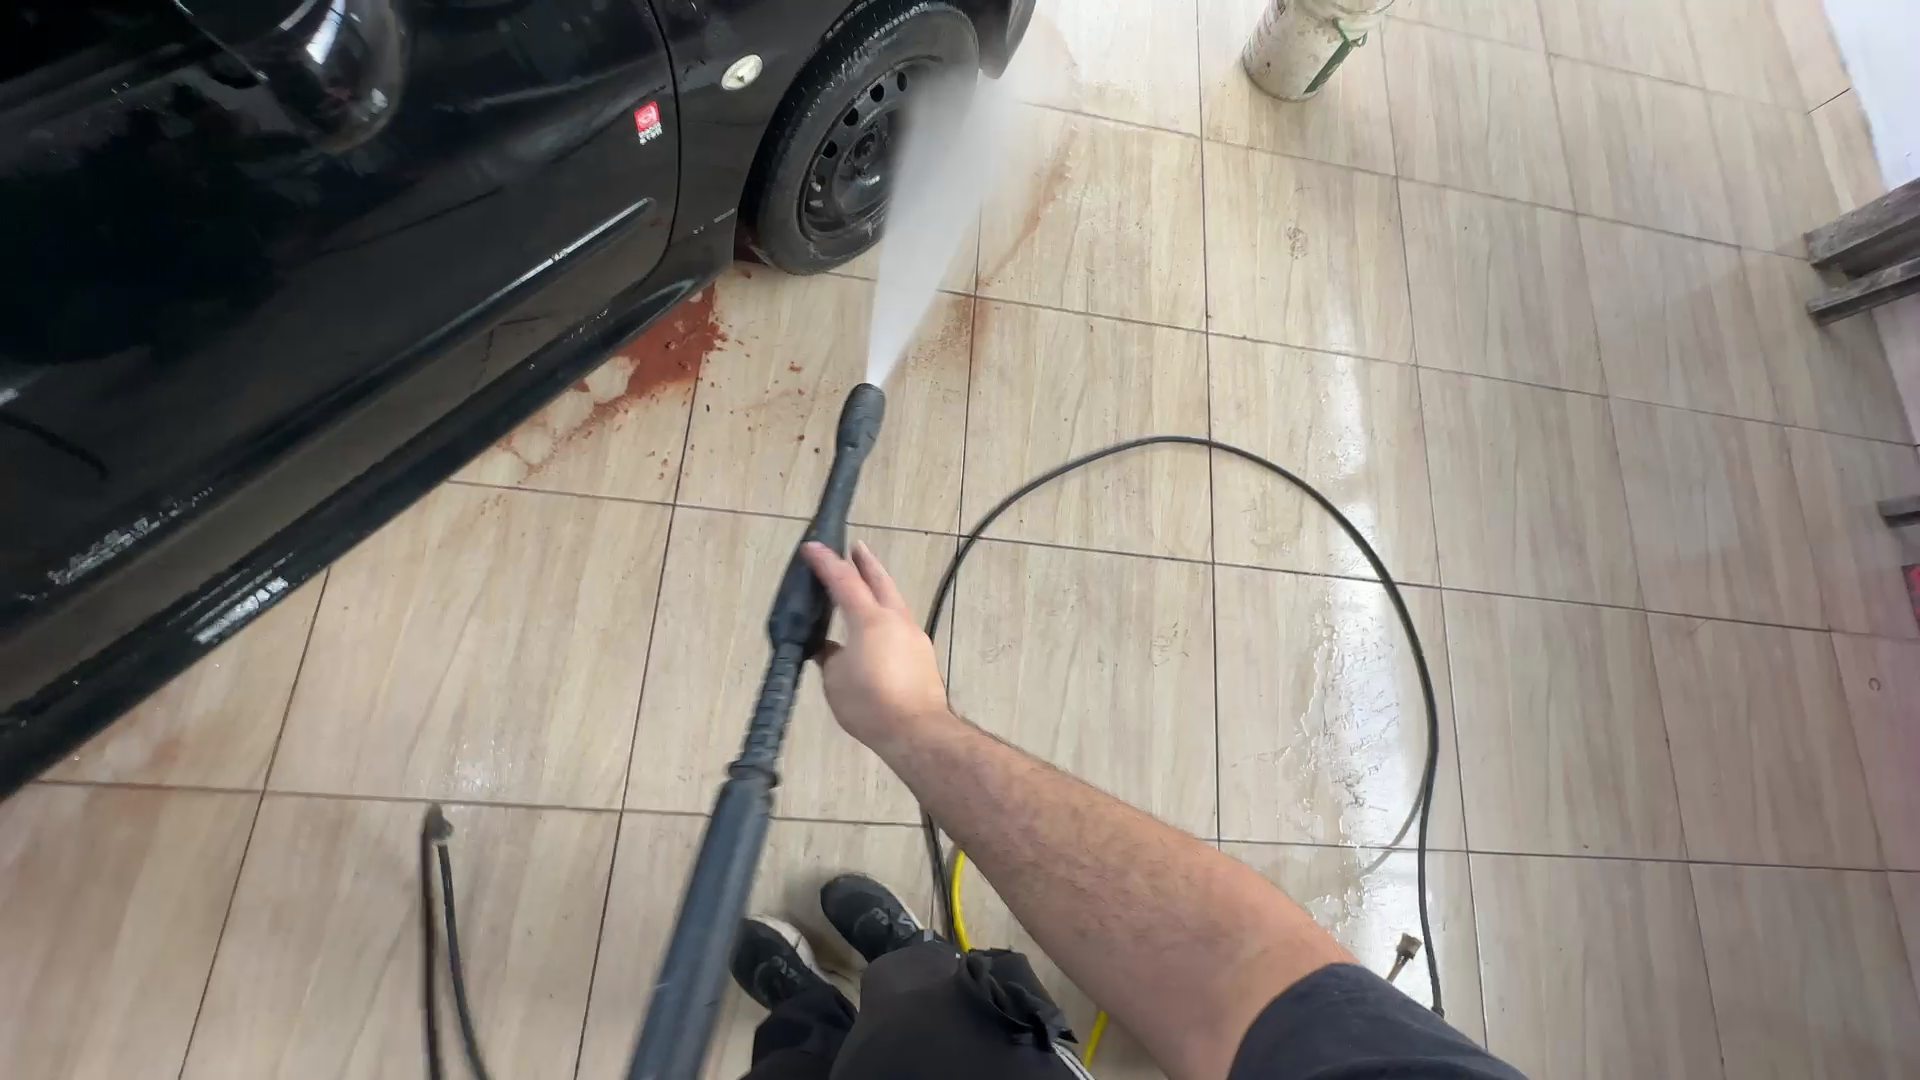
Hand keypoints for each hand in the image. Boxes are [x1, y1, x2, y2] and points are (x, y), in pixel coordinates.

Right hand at [799, 541, 950, 749]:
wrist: (916, 729)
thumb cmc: (870, 703)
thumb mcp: (835, 680)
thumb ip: (831, 656)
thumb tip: (830, 648)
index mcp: (869, 619)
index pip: (843, 580)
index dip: (825, 562)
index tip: (812, 547)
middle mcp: (895, 619)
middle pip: (879, 580)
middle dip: (865, 562)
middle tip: (856, 547)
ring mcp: (913, 635)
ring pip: (894, 601)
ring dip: (879, 588)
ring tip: (867, 584)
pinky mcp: (922, 654)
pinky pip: (900, 623)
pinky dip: (887, 615)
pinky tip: (879, 629)